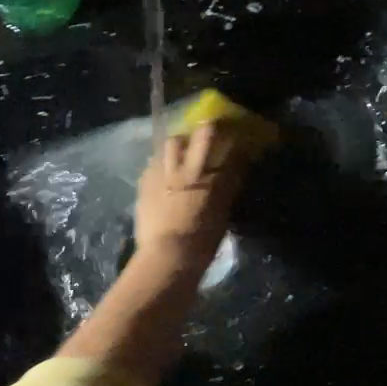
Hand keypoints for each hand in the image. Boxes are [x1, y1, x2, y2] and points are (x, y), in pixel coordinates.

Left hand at [134, 123, 246, 275]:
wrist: (167, 256)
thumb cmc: (202, 242)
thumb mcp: (222, 216)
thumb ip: (227, 190)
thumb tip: (233, 174)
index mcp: (214, 179)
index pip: (232, 150)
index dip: (238, 142)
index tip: (240, 141)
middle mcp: (190, 169)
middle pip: (202, 133)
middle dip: (210, 128)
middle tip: (211, 131)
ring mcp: (164, 172)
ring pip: (172, 141)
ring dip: (180, 142)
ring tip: (182, 149)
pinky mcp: (145, 181)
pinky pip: (154, 161)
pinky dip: (162, 162)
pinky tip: (163, 171)